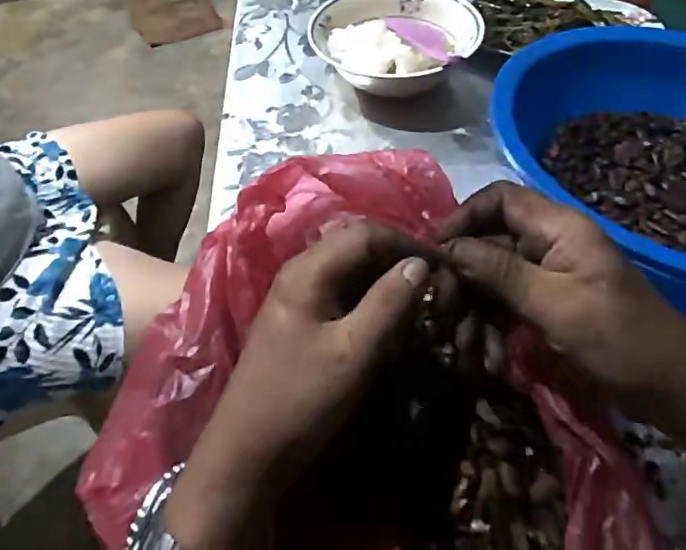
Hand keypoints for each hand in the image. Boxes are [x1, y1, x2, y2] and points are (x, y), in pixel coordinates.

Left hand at [163, 220, 434, 547]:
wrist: (244, 453)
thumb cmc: (301, 399)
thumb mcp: (353, 353)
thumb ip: (388, 304)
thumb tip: (420, 264)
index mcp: (308, 269)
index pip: (364, 233)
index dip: (405, 241)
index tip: (441, 261)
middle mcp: (299, 269)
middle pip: (353, 241)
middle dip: (395, 252)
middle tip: (432, 274)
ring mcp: (294, 291)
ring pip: (346, 263)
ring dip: (381, 270)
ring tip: (415, 290)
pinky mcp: (296, 314)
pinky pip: (338, 284)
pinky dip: (366, 289)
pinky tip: (384, 310)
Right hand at [437, 181, 685, 416]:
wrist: (678, 392)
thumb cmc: (620, 340)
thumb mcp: (555, 305)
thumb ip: (500, 271)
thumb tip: (448, 246)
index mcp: (558, 226)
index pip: (498, 198)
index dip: (463, 215)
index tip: (435, 249)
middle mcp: (552, 241)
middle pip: (491, 239)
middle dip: (465, 274)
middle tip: (445, 310)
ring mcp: (553, 273)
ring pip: (496, 276)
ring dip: (477, 308)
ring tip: (468, 347)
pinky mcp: (553, 302)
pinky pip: (511, 302)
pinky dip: (496, 325)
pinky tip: (489, 358)